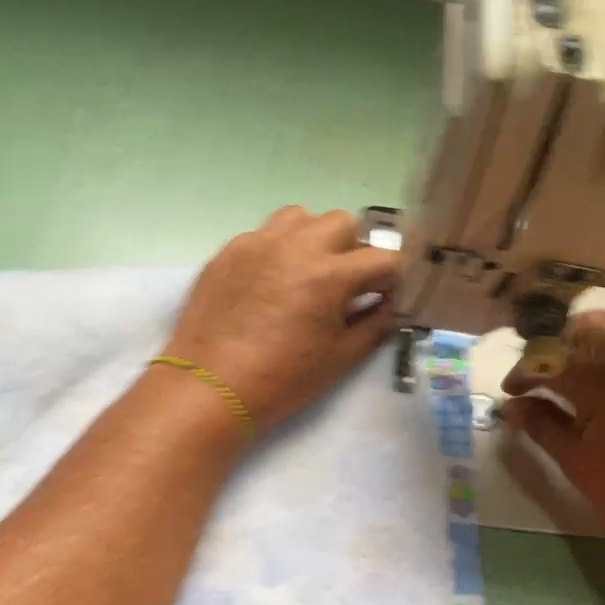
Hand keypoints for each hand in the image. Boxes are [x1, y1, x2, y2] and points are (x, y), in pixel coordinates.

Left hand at [161, 206, 398, 429]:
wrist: (211, 386)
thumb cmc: (282, 379)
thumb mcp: (339, 359)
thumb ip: (374, 327)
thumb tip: (391, 309)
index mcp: (330, 274)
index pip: (383, 258)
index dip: (393, 278)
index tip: (388, 297)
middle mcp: (296, 245)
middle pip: (344, 222)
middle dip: (354, 249)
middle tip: (347, 285)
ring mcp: (258, 243)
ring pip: (301, 218)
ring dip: (315, 238)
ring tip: (308, 274)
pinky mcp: (229, 250)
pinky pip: (264, 234)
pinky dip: (279, 250)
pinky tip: (272, 284)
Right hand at [501, 310, 604, 553]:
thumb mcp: (576, 461)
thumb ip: (541, 426)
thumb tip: (512, 407)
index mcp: (600, 377)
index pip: (548, 358)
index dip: (522, 373)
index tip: (510, 394)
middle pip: (585, 326)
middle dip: (557, 346)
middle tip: (544, 378)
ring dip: (595, 338)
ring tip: (583, 370)